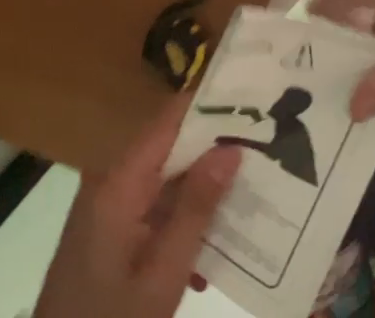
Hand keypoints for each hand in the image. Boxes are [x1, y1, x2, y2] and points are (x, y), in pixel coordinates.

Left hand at [33, 96, 240, 317]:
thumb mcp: (164, 273)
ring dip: (203, 187)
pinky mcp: (109, 228)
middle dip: (216, 148)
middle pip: (171, 146)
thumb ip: (196, 208)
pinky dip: (183, 215)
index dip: (210, 106)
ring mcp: (107, 205)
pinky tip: (214, 243)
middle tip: (267, 149)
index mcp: (120, 183)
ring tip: (254, 190)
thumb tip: (230, 148)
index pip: (169, 120)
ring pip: (166, 176)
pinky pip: (154, 204)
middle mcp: (110, 181)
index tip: (255, 102)